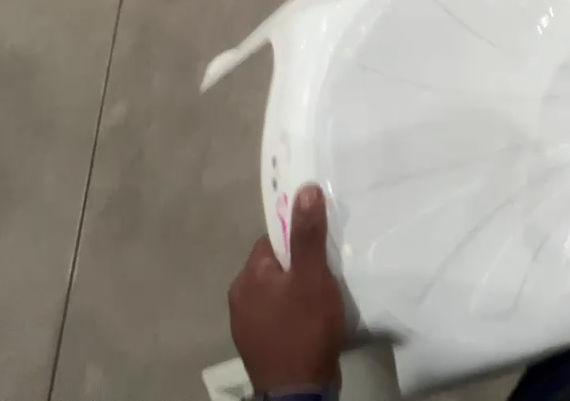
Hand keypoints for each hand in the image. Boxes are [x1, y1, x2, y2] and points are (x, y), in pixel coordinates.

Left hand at [228, 185, 347, 391]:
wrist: (299, 391)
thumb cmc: (305, 327)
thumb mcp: (313, 275)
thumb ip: (308, 234)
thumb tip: (305, 189)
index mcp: (248, 276)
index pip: (273, 237)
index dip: (299, 235)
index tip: (323, 242)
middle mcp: (240, 296)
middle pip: (275, 262)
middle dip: (301, 260)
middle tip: (329, 266)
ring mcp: (246, 323)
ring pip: (277, 287)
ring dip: (298, 284)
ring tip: (324, 291)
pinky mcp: (259, 342)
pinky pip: (278, 310)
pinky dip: (294, 306)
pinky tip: (314, 314)